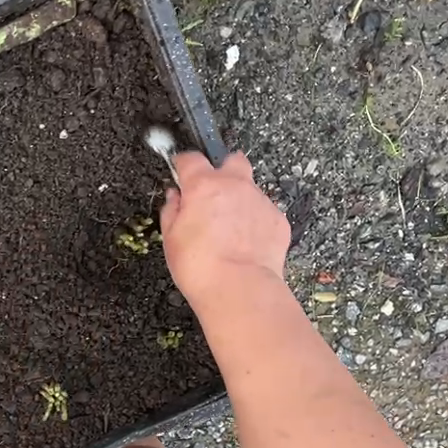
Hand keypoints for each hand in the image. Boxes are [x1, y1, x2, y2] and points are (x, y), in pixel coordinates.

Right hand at [159, 152, 293, 313]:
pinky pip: (264, 212)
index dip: (184, 164)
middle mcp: (234, 185)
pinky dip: (254, 223)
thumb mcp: (171, 240)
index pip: (191, 159)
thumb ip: (171, 211)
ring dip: (238, 202)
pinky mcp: (277, 219)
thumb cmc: (200, 266)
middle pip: (231, 161)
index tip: (181, 169)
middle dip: (222, 171)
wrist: (238, 287)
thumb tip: (174, 198)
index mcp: (203, 186)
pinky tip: (244, 245)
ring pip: (249, 189)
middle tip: (212, 195)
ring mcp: (259, 200)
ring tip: (228, 232)